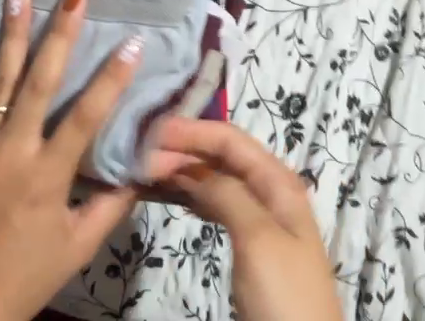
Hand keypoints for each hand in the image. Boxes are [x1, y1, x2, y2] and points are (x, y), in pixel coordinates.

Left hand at [0, 0, 143, 320]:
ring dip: (10, 36)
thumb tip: (142, 162)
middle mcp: (12, 152)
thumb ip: (112, 202)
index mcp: (47, 175)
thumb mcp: (79, 246)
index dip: (113, 79)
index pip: (87, 117)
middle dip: (59, 34)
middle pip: (39, 83)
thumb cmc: (27, 277)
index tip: (134, 41)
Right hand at [148, 118, 343, 320]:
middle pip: (223, 156)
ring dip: (184, 169)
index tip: (152, 129)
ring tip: (147, 168)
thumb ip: (227, 194)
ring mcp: (260, 217)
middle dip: (185, 148)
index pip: (231, 140)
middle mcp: (270, 190)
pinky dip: (192, 194)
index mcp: (278, 181)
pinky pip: (216, 204)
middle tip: (141, 151)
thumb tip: (190, 165)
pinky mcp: (249, 242)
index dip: (193, 131)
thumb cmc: (284, 294)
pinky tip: (170, 194)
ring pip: (217, 179)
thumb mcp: (257, 239)